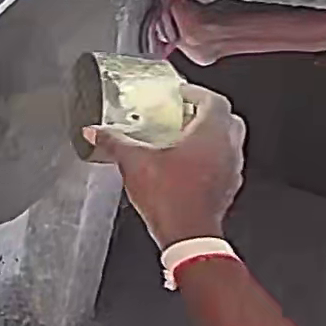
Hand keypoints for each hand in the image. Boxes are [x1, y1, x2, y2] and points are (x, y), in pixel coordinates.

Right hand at [85, 83, 245, 247]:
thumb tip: (94, 131)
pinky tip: (183, 161)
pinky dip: (208, 154)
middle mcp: (227, 150)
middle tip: (182, 110)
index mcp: (209, 136)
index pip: (215, 101)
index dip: (197, 92)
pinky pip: (223, 161)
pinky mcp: (228, 187)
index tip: (180, 92)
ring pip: (228, 141)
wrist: (187, 234)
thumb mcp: (133, 162)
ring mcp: (231, 170)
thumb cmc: (169, 197)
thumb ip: (113, 141)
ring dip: (208, 133)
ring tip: (180, 134)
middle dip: (206, 111)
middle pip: (228, 119)